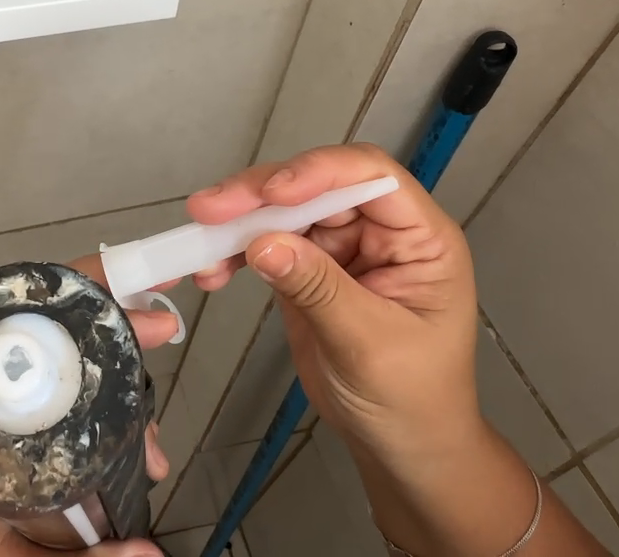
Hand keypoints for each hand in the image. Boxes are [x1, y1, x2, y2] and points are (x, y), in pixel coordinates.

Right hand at [189, 143, 479, 454]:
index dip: (320, 172)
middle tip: (210, 209)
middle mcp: (376, 229)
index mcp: (418, 237)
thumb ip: (319, 289)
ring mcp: (338, 246)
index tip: (274, 193)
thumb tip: (263, 243)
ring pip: (280, 210)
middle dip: (260, 194)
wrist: (399, 447)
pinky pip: (263, 242)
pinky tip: (212, 270)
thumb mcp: (370, 344)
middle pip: (314, 186)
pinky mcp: (304, 266)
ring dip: (237, 220)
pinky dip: (233, 252)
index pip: (369, 176)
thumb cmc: (412, 400)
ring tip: (200, 236)